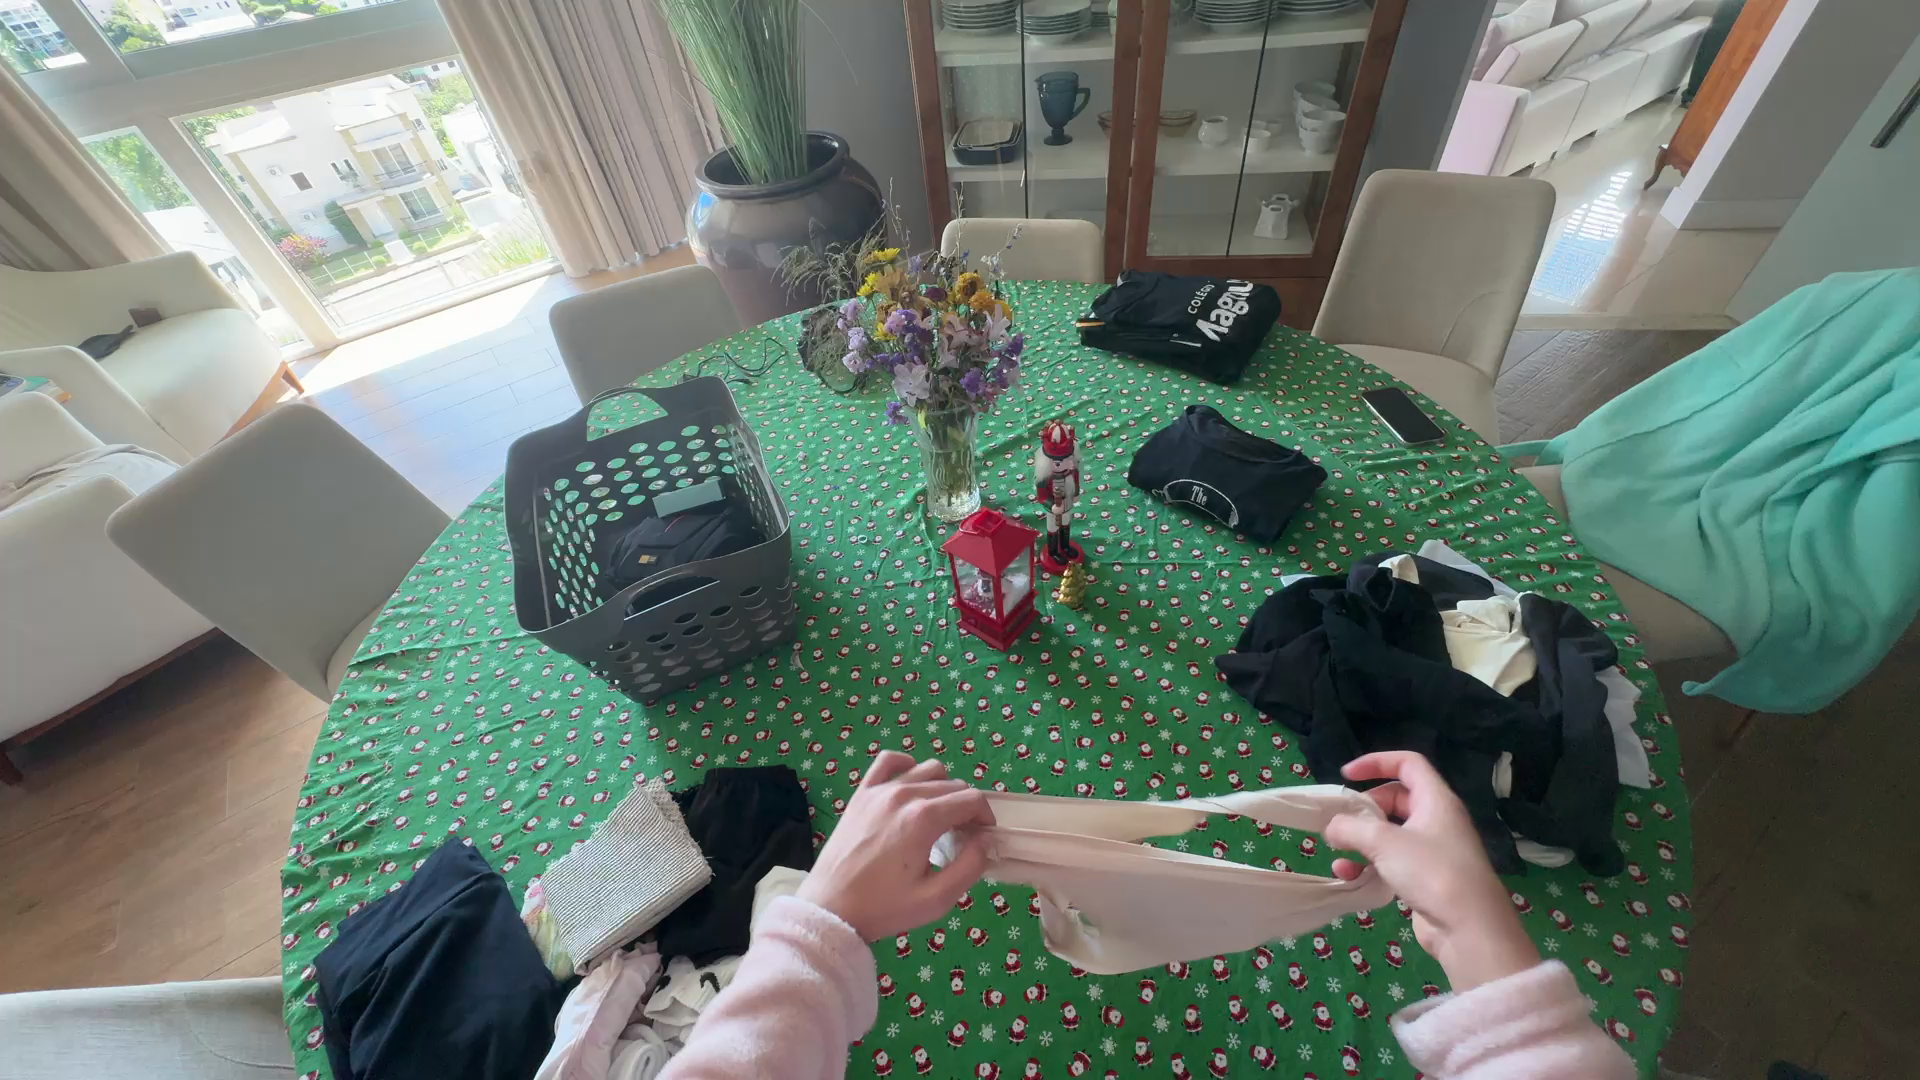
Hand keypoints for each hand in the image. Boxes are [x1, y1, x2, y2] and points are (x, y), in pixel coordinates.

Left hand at [797, 752, 994, 941]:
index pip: (971, 799)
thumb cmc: (884, 907)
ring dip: (942, 787)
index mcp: (924, 819)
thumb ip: (970, 867)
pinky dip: (907, 767)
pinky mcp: (862, 792)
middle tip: (961, 834)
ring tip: (938, 815)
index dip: (985, 815)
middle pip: (952, 784)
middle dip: (965, 806)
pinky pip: (890, 761)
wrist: (831, 909)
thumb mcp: (936, 899)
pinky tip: (910, 788)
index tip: (982, 836)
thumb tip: (987, 840)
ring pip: (927, 769)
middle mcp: (904, 794)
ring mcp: (880, 789)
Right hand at [1324, 751, 1539, 992]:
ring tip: (1337, 850)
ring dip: (1360, 839)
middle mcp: (1437, 821)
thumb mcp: (1383, 842)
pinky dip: (1369, 863)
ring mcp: (1433, 851)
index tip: (1347, 776)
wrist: (1472, 933)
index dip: (1376, 762)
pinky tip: (1349, 876)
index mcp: (1436, 801)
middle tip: (1341, 820)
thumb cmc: (1432, 873)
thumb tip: (1331, 827)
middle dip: (1363, 809)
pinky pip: (1392, 860)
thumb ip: (1350, 827)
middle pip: (1394, 799)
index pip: (1407, 763)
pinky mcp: (1427, 879)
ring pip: (1390, 832)